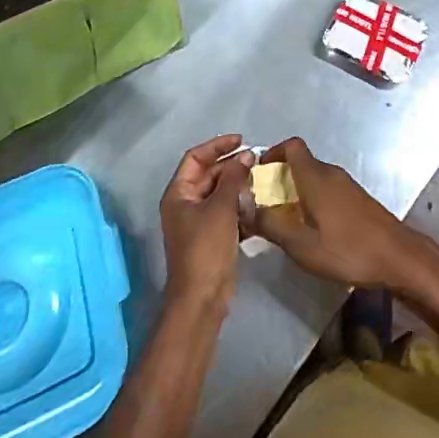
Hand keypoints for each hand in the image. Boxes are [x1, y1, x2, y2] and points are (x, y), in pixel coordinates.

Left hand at [159, 134, 252, 308]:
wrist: (202, 297)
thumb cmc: (206, 248)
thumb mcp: (221, 208)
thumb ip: (233, 178)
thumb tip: (246, 155)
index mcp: (178, 193)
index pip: (195, 157)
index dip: (217, 146)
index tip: (241, 140)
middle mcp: (185, 204)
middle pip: (208, 175)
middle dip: (231, 166)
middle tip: (257, 161)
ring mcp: (197, 222)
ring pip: (219, 194)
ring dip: (238, 187)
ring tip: (260, 182)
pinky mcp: (211, 237)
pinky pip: (226, 213)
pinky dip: (240, 207)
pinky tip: (258, 207)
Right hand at [246, 138, 438, 291]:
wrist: (399, 258)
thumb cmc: (348, 249)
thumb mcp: (302, 245)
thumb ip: (270, 224)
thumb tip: (244, 207)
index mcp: (315, 177)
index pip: (291, 146)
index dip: (272, 153)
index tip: (259, 173)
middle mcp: (331, 173)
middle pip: (301, 163)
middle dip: (280, 178)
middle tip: (265, 204)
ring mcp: (347, 186)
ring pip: (315, 178)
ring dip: (297, 191)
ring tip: (286, 219)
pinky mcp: (358, 200)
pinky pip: (328, 190)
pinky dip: (314, 200)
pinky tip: (313, 228)